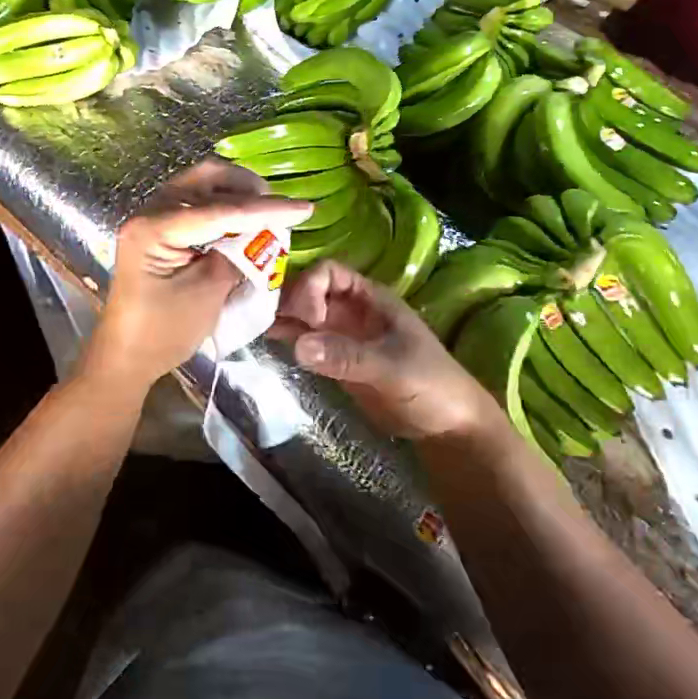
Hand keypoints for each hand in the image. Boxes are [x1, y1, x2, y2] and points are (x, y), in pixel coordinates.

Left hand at [86, 161, 311, 388]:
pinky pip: (198, 203)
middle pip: (207, 178)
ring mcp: (153, 217)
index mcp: (155, 228)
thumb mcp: (208, 293)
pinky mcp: (160, 228)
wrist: (126, 357)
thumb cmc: (163, 331)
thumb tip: (265, 234)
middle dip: (248, 187)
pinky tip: (245, 222)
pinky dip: (225, 206)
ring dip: (237, 193)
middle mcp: (150, 211)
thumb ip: (238, 256)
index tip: (305, 208)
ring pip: (203, 185)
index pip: (222, 210)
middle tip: (279, 206)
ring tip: (267, 212)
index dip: (267, 209)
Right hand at [273, 261, 498, 439]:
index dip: (311, 288)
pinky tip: (264, 341)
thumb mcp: (392, 367)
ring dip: (281, 317)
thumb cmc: (430, 384)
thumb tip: (300, 344)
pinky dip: (287, 339)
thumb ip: (348, 356)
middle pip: (310, 291)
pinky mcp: (337, 360)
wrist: (447, 425)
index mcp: (370, 298)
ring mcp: (343, 335)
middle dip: (286, 299)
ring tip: (250, 326)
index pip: (329, 273)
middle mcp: (352, 310)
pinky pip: (307, 342)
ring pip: (304, 316)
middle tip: (260, 320)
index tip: (307, 319)